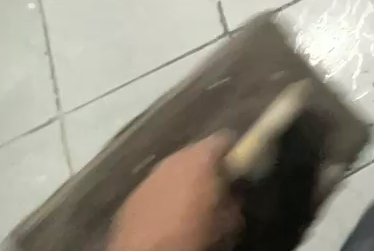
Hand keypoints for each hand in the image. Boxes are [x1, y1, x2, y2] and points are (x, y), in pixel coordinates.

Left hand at [109, 134, 239, 250]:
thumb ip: (235, 200)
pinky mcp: (132, 197)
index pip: (226, 138)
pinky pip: (156, 189)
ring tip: (190, 206)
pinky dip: (164, 197)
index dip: (237, 152)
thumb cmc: (193, 235)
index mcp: (202, 157)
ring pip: (175, 170)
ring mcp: (150, 175)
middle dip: (208, 168)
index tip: (241, 169)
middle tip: (216, 190)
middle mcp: (175, 157)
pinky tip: (166, 218)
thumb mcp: (229, 222)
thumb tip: (233, 196)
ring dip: (184, 182)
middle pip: (198, 153)